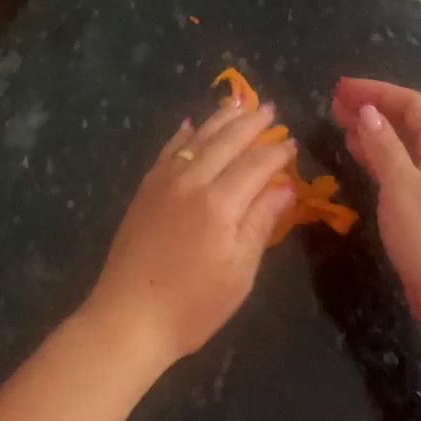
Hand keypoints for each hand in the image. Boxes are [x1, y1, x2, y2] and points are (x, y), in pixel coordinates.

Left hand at [83, 101, 296, 366]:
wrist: (128, 319)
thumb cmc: (193, 306)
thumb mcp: (239, 272)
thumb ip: (261, 223)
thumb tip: (286, 187)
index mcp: (221, 203)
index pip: (257, 164)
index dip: (277, 151)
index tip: (292, 143)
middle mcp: (193, 182)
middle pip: (227, 141)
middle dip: (252, 123)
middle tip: (271, 108)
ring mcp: (165, 182)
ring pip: (197, 139)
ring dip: (220, 118)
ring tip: (238, 101)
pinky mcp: (145, 189)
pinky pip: (168, 150)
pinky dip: (184, 135)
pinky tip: (191, 125)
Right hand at [332, 79, 420, 334]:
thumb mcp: (401, 187)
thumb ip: (383, 146)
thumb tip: (367, 110)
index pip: (411, 104)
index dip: (376, 90)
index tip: (340, 88)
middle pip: (407, 121)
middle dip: (372, 106)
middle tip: (334, 101)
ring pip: (400, 144)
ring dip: (371, 129)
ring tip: (338, 120)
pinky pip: (397, 167)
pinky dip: (375, 155)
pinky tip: (356, 154)